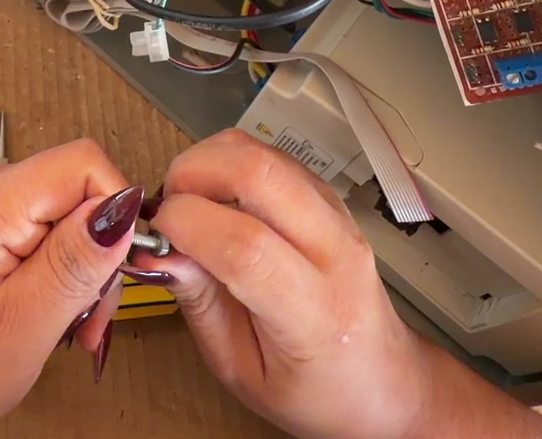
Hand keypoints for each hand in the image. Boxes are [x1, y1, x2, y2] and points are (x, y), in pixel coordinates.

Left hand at [0, 139, 143, 438]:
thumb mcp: (16, 329)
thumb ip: (74, 264)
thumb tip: (124, 208)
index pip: (86, 160)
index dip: (117, 211)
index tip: (120, 272)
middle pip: (80, 187)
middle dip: (100, 252)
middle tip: (89, 320)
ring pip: (65, 211)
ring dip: (80, 269)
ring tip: (64, 326)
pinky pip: (40, 229)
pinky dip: (55, 271)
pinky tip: (44, 313)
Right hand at [137, 130, 541, 438]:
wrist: (385, 380)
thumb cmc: (313, 390)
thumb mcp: (242, 372)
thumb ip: (199, 305)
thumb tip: (155, 251)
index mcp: (316, 313)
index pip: (246, 247)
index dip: (187, 226)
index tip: (157, 234)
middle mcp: (334, 250)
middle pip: (258, 173)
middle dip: (192, 172)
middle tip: (167, 202)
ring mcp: (336, 213)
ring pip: (261, 151)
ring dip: (207, 160)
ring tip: (188, 199)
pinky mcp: (327, 193)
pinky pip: (269, 153)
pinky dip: (227, 159)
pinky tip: (215, 195)